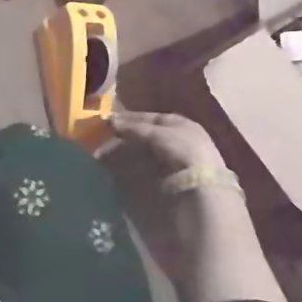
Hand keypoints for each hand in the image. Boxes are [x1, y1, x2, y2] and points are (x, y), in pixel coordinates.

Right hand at [110, 111, 226, 173]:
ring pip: (141, 151)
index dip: (128, 119)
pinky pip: (142, 166)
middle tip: (101, 142)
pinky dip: (129, 165)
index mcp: (179, 123)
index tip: (107, 122)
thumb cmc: (181, 149)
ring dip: (123, 153)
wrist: (200, 183)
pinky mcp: (166, 176)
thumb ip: (132, 128)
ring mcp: (172, 158)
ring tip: (103, 157)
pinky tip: (116, 168)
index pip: (148, 118)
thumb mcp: (157, 133)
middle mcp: (176, 138)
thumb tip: (110, 120)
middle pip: (143, 135)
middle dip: (122, 138)